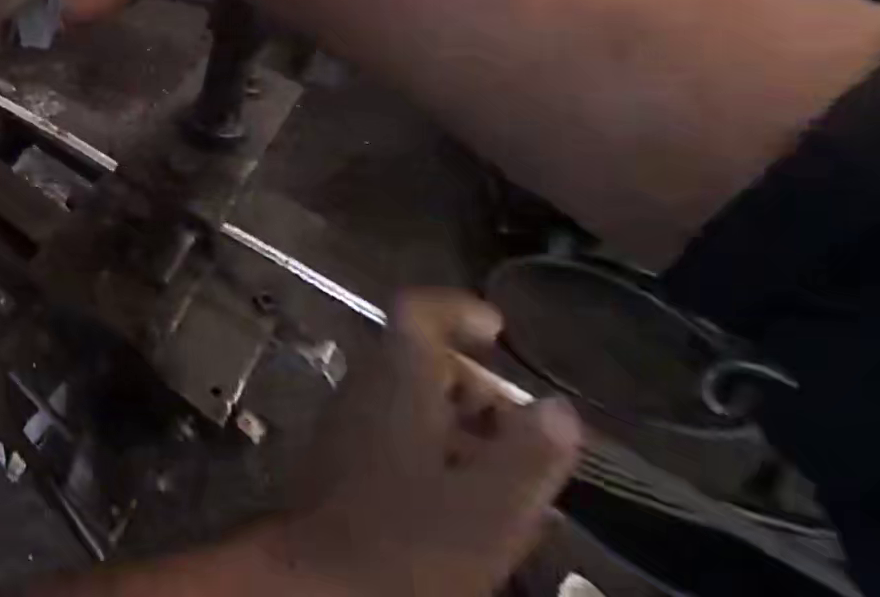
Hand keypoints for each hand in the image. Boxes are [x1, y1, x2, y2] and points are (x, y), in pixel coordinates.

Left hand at [277, 290, 581, 596]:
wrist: (319, 576)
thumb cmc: (407, 538)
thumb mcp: (489, 507)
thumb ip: (528, 454)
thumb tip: (559, 405)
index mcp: (398, 378)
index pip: (416, 311)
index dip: (456, 309)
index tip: (500, 330)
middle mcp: (368, 384)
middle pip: (423, 358)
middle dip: (478, 386)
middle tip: (527, 433)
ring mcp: (351, 416)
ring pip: (413, 397)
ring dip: (463, 424)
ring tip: (512, 478)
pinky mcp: (345, 451)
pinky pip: (397, 428)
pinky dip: (437, 447)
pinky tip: (469, 499)